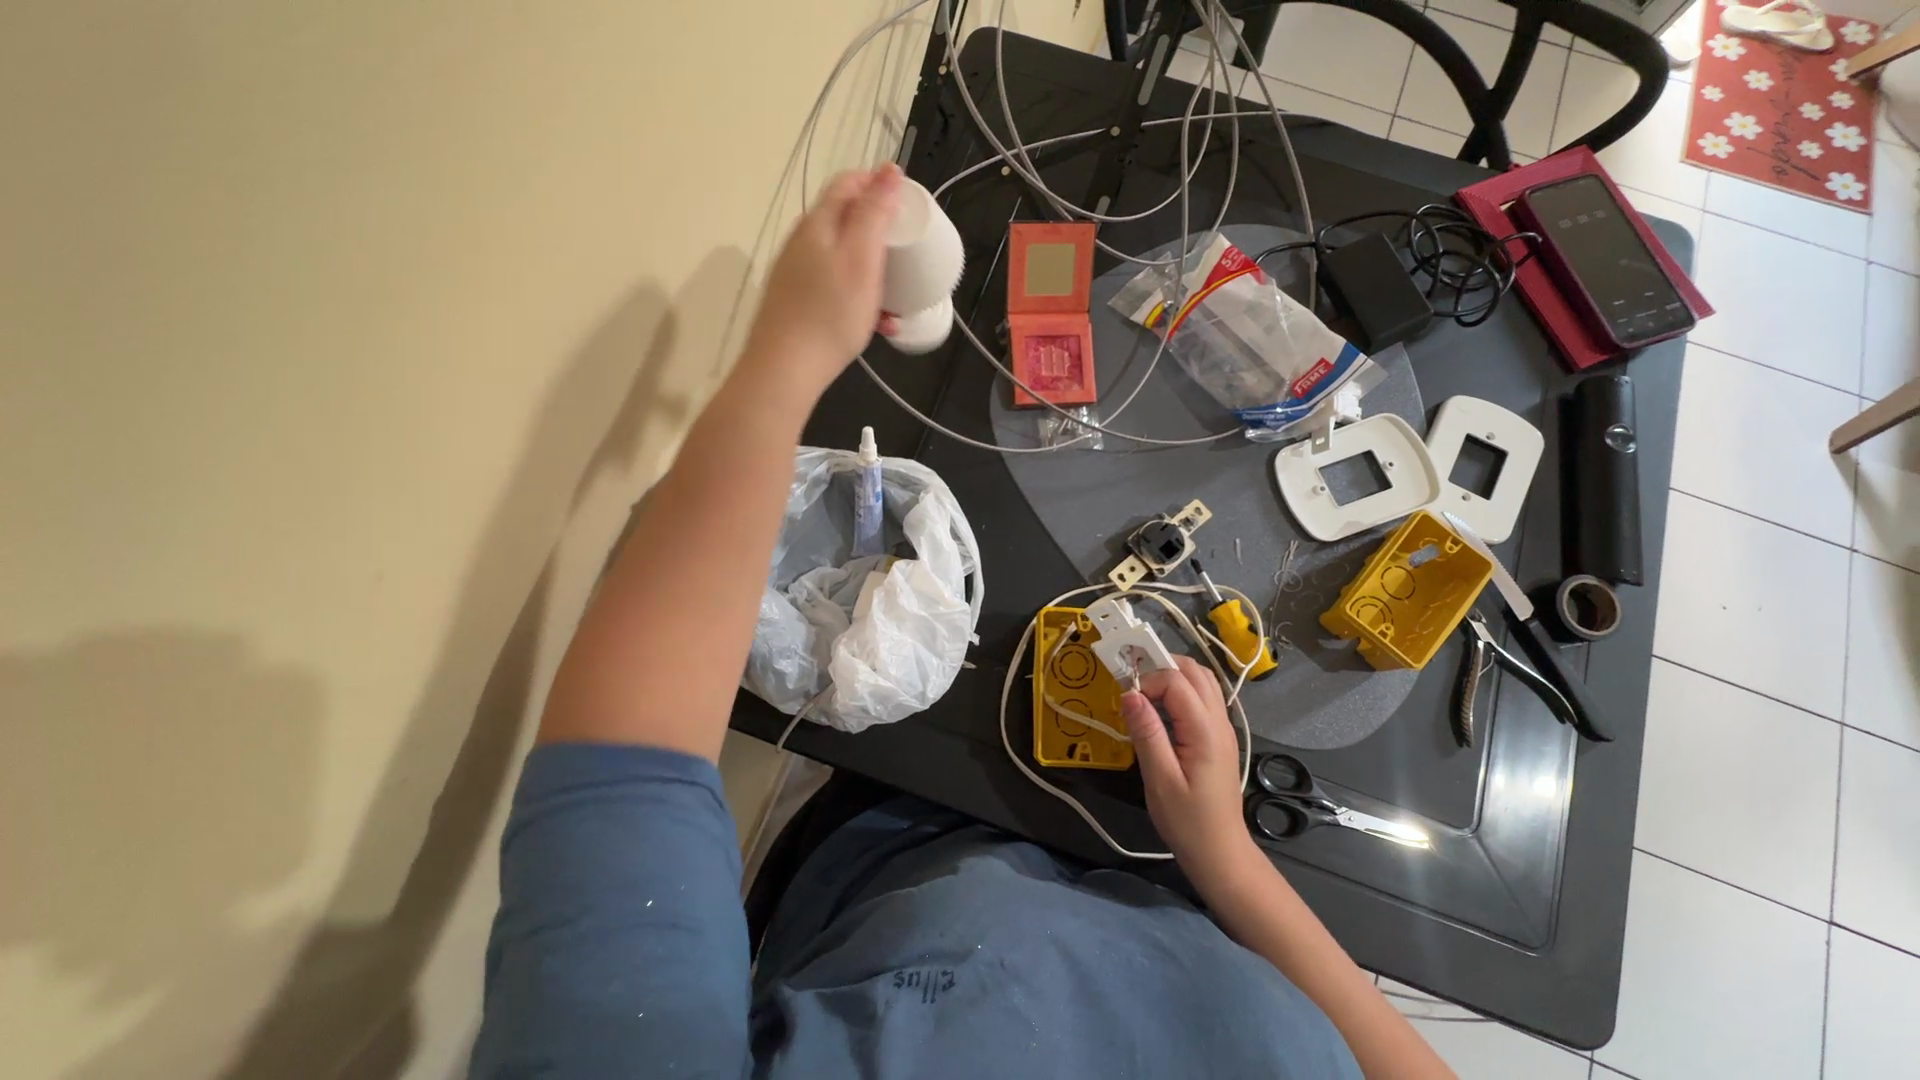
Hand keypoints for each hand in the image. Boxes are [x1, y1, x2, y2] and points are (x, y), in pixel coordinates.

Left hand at [743, 164, 902, 392]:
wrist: (785, 369)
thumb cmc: (830, 313)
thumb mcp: (862, 258)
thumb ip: (874, 212)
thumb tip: (888, 169)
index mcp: (817, 224)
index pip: (847, 184)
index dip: (877, 182)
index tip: (907, 199)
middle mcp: (800, 242)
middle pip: (843, 220)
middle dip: (877, 229)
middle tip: (906, 247)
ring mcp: (794, 273)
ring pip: (841, 258)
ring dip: (872, 269)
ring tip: (897, 295)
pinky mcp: (794, 303)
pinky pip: (834, 288)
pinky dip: (859, 297)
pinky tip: (878, 323)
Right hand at [1121, 656, 1257, 878]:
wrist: (1220, 852)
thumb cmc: (1187, 821)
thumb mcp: (1160, 779)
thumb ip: (1146, 733)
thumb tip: (1129, 694)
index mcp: (1205, 730)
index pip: (1176, 681)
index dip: (1148, 680)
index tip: (1126, 701)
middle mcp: (1219, 721)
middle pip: (1194, 671)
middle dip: (1161, 666)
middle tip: (1132, 684)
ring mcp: (1222, 728)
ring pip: (1202, 681)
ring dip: (1172, 677)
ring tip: (1143, 694)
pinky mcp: (1218, 738)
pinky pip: (1203, 699)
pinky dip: (1180, 692)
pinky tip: (1160, 712)